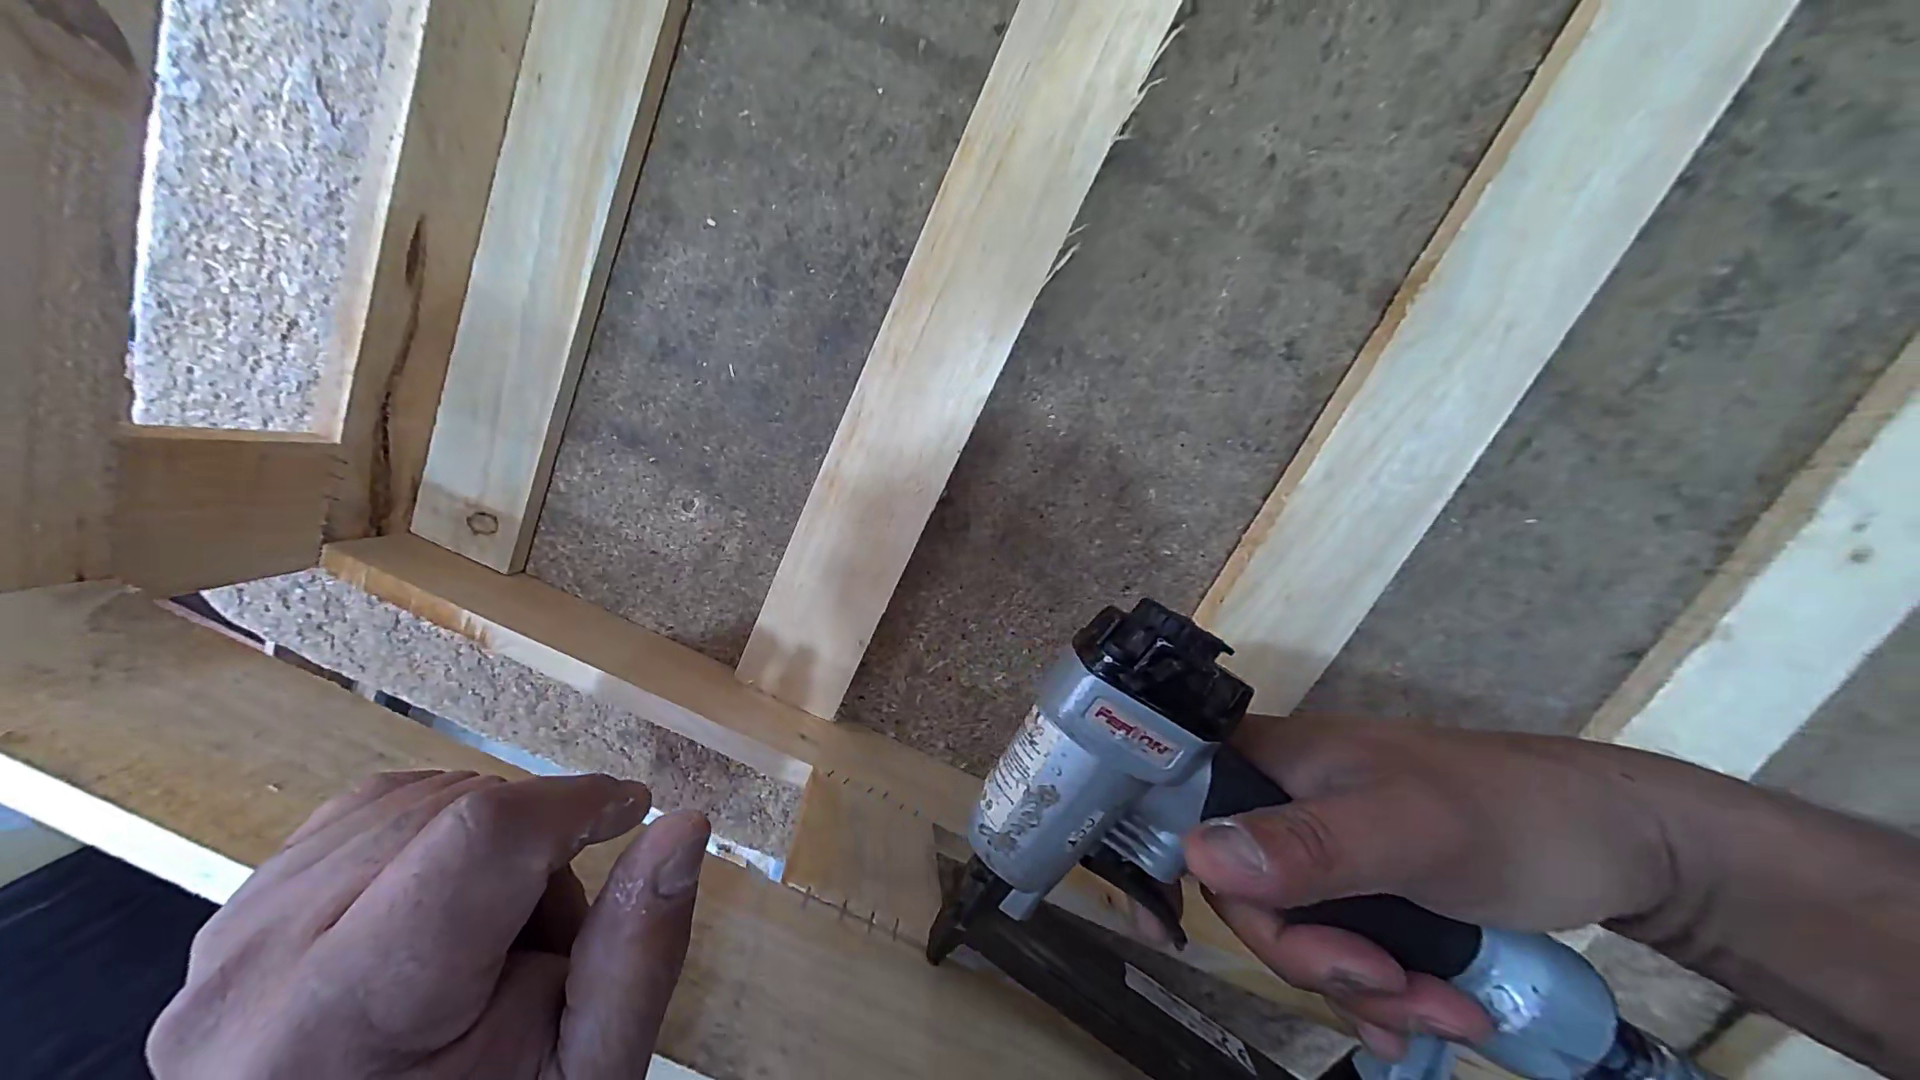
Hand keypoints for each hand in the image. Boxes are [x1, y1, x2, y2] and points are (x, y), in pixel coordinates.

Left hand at [148, 770, 710, 1078]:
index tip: (631, 814)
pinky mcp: (233, 914)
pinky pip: (372, 808)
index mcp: (345, 1017)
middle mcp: (257, 966)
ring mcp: (226, 936)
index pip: (482, 835)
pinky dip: (444, 827)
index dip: (576, 803)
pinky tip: (454, 893)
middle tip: (554, 933)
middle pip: (460, 810)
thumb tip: (685, 824)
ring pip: (424, 798)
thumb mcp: (586, 1067)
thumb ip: (640, 948)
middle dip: (542, 843)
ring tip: (498, 926)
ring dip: (496, 836)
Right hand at [1182, 716, 1679, 1059]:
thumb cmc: (1508, 815)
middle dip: (1306, 952)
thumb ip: (1306, 846)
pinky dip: (1370, 992)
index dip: (1156, 859)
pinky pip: (1325, 945)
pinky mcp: (1349, 883)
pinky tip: (1424, 1012)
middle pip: (1235, 889)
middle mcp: (1273, 797)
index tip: (1162, 927)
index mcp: (1263, 760)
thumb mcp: (1408, 832)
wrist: (1618, 842)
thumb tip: (1196, 858)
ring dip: (1353, 983)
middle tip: (1387, 985)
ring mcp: (1311, 844)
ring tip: (1439, 1009)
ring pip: (1283, 927)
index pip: (1176, 802)